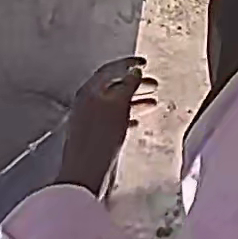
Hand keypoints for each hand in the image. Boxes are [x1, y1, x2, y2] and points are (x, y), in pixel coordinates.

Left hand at [55, 57, 157, 193]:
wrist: (84, 174)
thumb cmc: (101, 136)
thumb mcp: (119, 104)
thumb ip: (128, 85)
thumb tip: (135, 72)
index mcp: (89, 90)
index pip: (110, 69)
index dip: (129, 64)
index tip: (144, 63)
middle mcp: (86, 102)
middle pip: (114, 86)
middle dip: (135, 84)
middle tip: (153, 83)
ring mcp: (88, 119)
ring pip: (115, 103)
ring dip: (134, 100)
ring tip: (152, 101)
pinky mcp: (92, 135)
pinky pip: (113, 118)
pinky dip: (127, 115)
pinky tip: (138, 120)